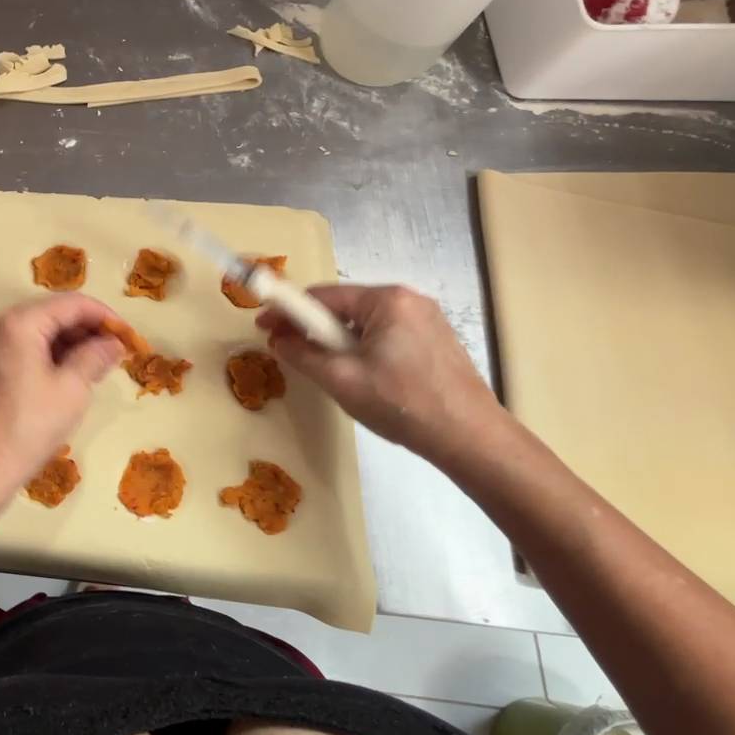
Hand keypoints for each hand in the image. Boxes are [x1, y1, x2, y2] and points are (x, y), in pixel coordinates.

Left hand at [0, 293, 125, 489]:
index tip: (129, 337)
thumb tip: (114, 342)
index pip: (71, 303)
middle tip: (116, 353)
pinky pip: (23, 346)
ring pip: (38, 330)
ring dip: (69, 342)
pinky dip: (49, 353)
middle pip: (52, 312)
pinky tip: (69, 373)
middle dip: (86, 329)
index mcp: (19, 322)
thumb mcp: (72, 388)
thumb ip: (95, 356)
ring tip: (98, 365)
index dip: (104, 316)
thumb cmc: (31, 424)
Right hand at [259, 284, 509, 462]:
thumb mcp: (340, 378)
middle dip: (312, 326)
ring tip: (323, 367)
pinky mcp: (437, 342)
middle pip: (344, 306)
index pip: (322, 295)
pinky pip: (386, 335)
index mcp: (387, 300)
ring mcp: (428, 320)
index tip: (263, 326)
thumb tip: (278, 340)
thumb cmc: (403, 404)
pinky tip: (358, 373)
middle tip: (288, 348)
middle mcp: (410, 300)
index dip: (287, 310)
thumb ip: (302, 353)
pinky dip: (363, 347)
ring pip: (365, 323)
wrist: (472, 440)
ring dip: (338, 339)